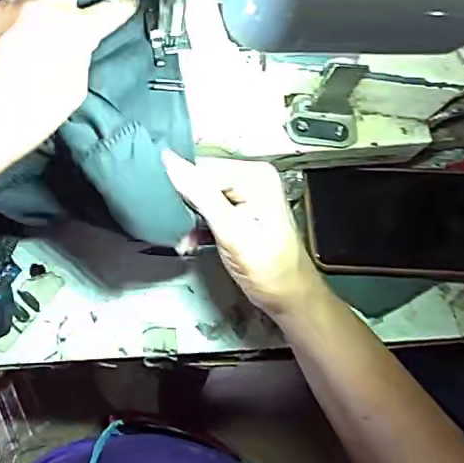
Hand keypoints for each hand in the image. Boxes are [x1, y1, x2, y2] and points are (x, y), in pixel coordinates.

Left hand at [0, 0, 137, 188]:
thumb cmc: (24, 114)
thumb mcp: (73, 89)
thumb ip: (79, 56)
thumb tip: (76, 47)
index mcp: (76, 29)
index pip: (111, 8)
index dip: (124, 3)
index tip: (127, 0)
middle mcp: (45, 8)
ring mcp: (13, 6)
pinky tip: (21, 12)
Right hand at [162, 152, 331, 317]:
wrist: (292, 299)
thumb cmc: (269, 273)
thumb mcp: (231, 235)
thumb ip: (202, 197)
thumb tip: (172, 163)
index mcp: (256, 176)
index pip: (203, 167)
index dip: (183, 188)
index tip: (174, 214)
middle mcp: (253, 176)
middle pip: (202, 178)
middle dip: (187, 204)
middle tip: (181, 231)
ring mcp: (248, 190)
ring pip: (202, 192)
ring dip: (190, 216)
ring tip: (187, 240)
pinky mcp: (241, 205)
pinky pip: (210, 204)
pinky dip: (200, 222)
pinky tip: (194, 239)